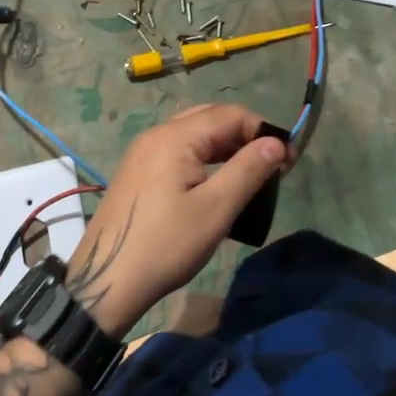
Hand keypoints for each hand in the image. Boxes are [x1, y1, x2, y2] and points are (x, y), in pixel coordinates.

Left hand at [64, 104, 286, 335]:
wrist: (108, 280)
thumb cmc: (166, 244)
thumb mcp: (215, 210)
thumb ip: (248, 170)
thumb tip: (276, 143)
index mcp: (175, 137)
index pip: (229, 114)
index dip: (262, 131)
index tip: (288, 161)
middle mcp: (156, 135)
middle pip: (209, 119)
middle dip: (243, 136)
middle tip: (270, 166)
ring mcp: (143, 153)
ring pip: (193, 136)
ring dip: (224, 148)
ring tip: (249, 176)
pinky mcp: (138, 173)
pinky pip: (178, 152)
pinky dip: (203, 160)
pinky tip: (215, 186)